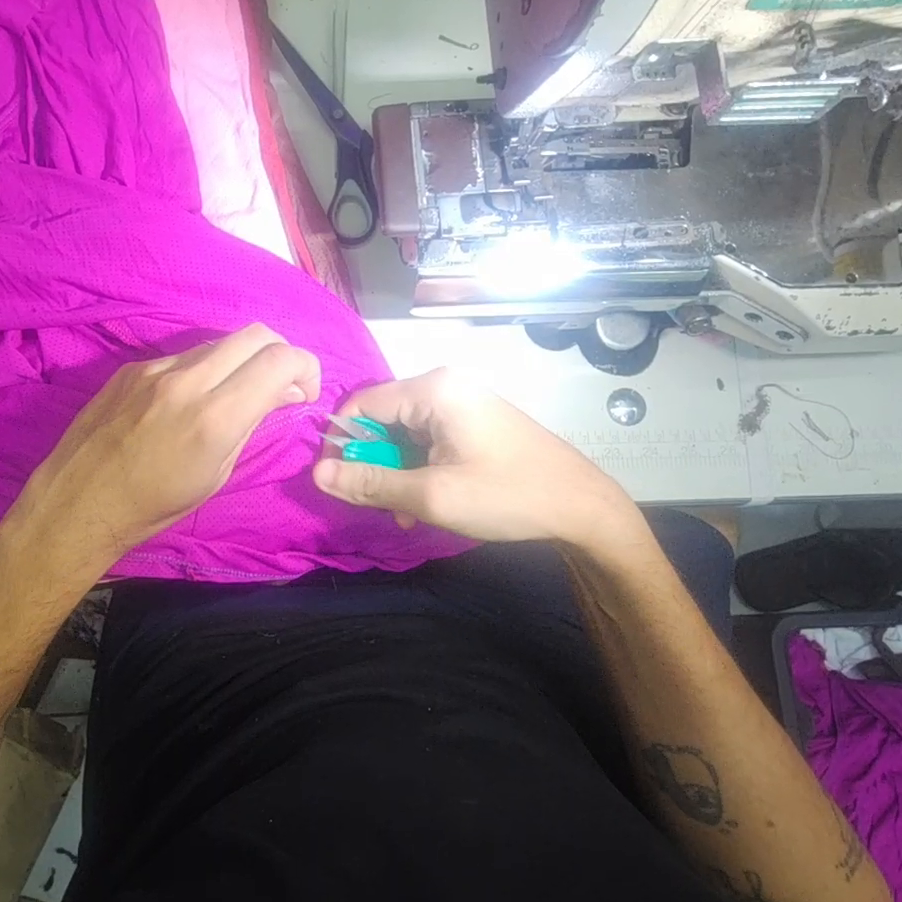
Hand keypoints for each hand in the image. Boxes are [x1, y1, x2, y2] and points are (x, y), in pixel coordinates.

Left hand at [0, 324, 320, 578]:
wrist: (78, 504)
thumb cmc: (154, 506)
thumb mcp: (217, 474)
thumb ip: (252, 423)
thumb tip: (285, 392)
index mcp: (215, 417)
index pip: (281, 360)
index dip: (306, 368)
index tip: (305, 392)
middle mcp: (187, 380)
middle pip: (256, 335)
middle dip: (281, 354)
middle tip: (281, 385)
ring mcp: (156, 369)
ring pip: (219, 343)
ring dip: (240, 361)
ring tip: (235, 395)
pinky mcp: (132, 367)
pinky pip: (183, 356)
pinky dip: (202, 370)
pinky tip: (189, 401)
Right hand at [311, 368, 647, 549]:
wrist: (583, 508)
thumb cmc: (507, 496)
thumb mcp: (432, 496)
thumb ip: (371, 483)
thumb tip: (318, 475)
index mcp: (434, 391)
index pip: (362, 404)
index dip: (340, 444)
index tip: (335, 483)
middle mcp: (446, 387)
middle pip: (383, 418)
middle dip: (373, 463)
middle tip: (377, 504)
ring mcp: (464, 403)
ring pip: (405, 434)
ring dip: (397, 473)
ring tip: (407, 514)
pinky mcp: (475, 422)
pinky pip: (428, 440)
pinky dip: (419, 470)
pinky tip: (427, 505)